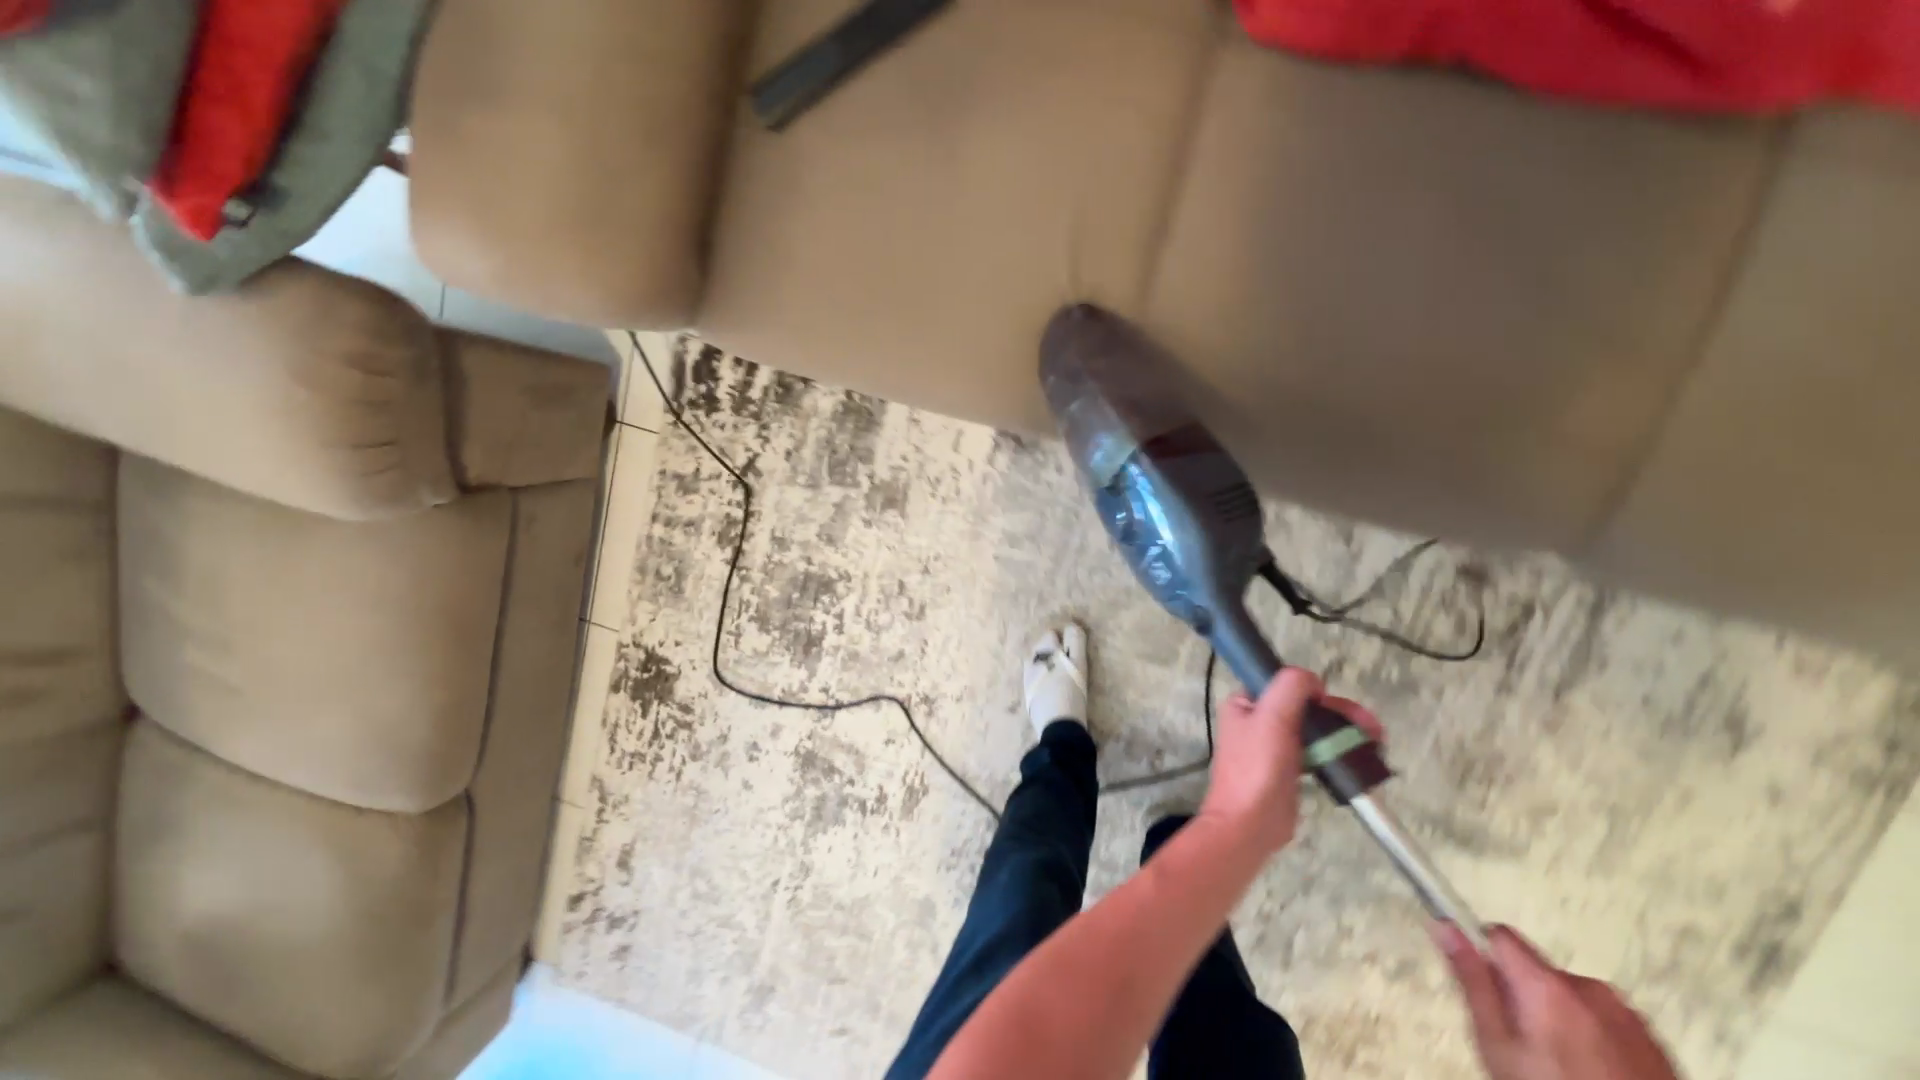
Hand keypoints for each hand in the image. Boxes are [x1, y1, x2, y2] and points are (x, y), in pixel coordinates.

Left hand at [1199, 669, 1383, 854]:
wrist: (1250, 824)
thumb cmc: (1257, 767)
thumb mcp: (1271, 716)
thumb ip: (1291, 686)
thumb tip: (1313, 684)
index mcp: (1246, 702)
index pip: (1285, 683)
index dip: (1312, 690)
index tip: (1330, 705)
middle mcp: (1259, 719)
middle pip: (1306, 706)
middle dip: (1341, 713)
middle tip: (1371, 727)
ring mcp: (1275, 744)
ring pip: (1316, 727)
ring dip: (1346, 730)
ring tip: (1376, 739)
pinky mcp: (1291, 768)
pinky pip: (1319, 750)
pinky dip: (1339, 750)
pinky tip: (1363, 756)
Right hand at [1435, 924, 1682, 1079]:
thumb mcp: (1497, 1047)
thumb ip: (1473, 983)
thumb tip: (1444, 925)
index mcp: (1546, 984)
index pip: (1500, 935)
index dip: (1484, 956)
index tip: (1486, 992)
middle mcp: (1589, 986)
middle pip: (1537, 972)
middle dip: (1523, 998)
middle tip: (1522, 1049)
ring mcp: (1628, 1014)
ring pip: (1572, 998)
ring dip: (1559, 1019)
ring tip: (1562, 1070)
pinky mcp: (1654, 1041)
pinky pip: (1607, 1021)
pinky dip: (1594, 1038)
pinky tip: (1594, 1076)